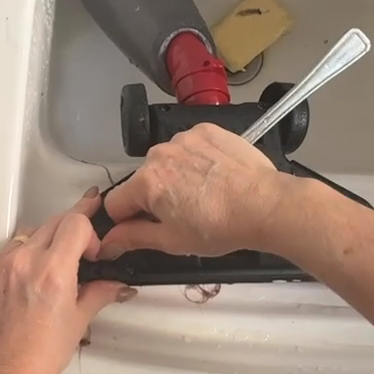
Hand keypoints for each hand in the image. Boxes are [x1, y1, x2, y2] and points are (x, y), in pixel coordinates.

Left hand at [0, 185, 129, 373]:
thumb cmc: (40, 357)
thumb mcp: (78, 323)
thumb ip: (99, 293)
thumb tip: (117, 282)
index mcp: (54, 271)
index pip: (76, 225)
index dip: (88, 234)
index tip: (91, 250)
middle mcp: (25, 260)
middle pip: (53, 225)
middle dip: (69, 233)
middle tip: (77, 249)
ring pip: (24, 234)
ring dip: (38, 241)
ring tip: (43, 265)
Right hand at [99, 123, 289, 257]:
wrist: (265, 205)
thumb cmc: (223, 225)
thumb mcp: (172, 241)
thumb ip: (133, 238)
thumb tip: (108, 242)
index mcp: (146, 183)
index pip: (115, 202)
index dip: (128, 219)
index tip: (148, 226)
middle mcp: (159, 155)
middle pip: (142, 180)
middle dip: (155, 196)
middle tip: (183, 213)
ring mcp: (183, 139)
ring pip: (166, 162)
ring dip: (176, 175)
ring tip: (203, 193)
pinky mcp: (205, 131)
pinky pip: (188, 146)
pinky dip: (196, 159)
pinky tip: (213, 176)